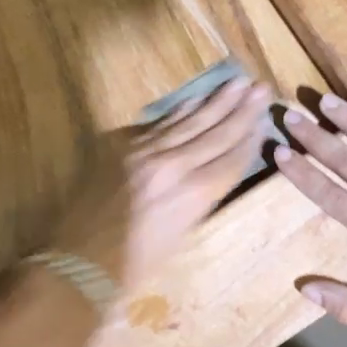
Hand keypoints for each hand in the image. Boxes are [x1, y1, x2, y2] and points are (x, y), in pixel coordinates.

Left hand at [52, 77, 271, 293]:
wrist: (80, 260)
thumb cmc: (137, 264)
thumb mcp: (182, 234)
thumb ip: (202, 198)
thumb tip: (217, 173)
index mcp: (193, 194)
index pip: (232, 158)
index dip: (251, 138)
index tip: (266, 118)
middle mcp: (174, 166)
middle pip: (215, 133)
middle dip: (242, 110)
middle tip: (260, 87)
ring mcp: (146, 152)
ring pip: (189, 121)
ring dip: (216, 101)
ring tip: (237, 82)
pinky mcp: (125, 147)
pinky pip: (161, 123)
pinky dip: (182, 110)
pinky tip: (196, 99)